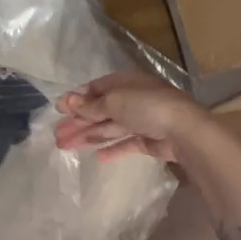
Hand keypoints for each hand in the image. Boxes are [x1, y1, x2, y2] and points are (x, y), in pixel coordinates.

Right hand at [53, 72, 208, 162]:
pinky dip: (111, 149)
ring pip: (109, 128)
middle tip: (56, 134)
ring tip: (65, 146)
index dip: (77, 99)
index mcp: (126, 82)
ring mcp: (142, 120)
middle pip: (100, 110)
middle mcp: (133, 99)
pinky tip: (97, 157)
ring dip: (88, 136)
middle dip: (78, 122)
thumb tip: (67, 101)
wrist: (184, 130)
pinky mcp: (149, 140)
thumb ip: (89, 105)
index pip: (96, 88)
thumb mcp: (113, 101)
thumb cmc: (147, 106)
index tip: (58, 110)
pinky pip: (125, 143)